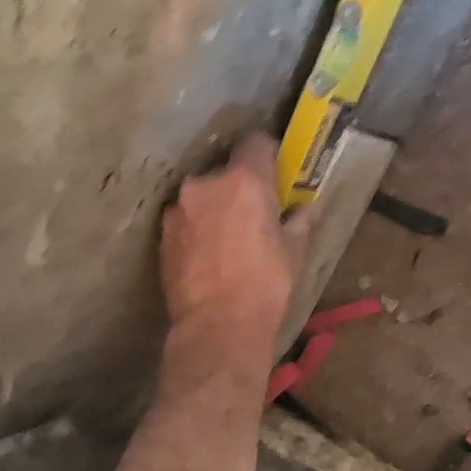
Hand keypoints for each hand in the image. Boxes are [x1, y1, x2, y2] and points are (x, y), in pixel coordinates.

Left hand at [160, 133, 306, 342]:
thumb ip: (299, 222)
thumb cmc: (265, 287)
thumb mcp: (293, 253)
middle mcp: (205, 184)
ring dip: (214, 209)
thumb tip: (308, 208)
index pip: (255, 143)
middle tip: (254, 217)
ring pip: (202, 197)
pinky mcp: (163, 235)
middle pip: (225, 172)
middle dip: (238, 188)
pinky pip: (186, 221)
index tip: (275, 176)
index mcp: (244, 181)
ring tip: (227, 243)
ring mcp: (179, 209)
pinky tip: (208, 258)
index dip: (268, 156)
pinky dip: (197, 230)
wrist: (218, 327)